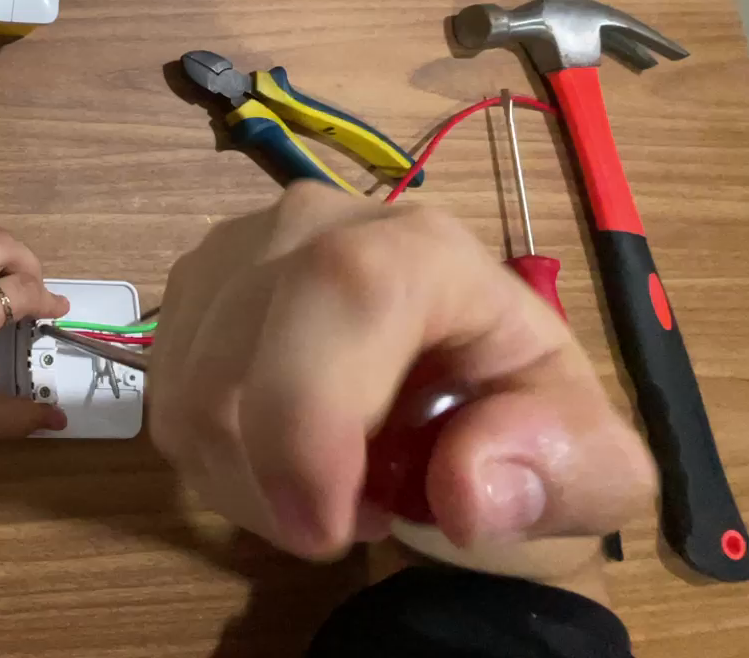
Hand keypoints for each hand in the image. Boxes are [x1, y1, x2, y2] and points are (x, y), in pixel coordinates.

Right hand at [149, 182, 653, 565]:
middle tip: (344, 518)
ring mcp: (226, 250)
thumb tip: (467, 488)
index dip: (309, 413)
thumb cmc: (503, 412)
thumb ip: (565, 469)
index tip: (324, 525)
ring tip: (314, 482)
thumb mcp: (584, 458)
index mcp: (417, 243)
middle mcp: (303, 222)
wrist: (426, 371)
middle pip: (237, 354)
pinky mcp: (184, 288)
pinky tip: (265, 455)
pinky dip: (208, 455)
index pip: (340, 290)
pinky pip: (164, 393)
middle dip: (274, 478)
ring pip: (187, 384)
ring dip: (241, 475)